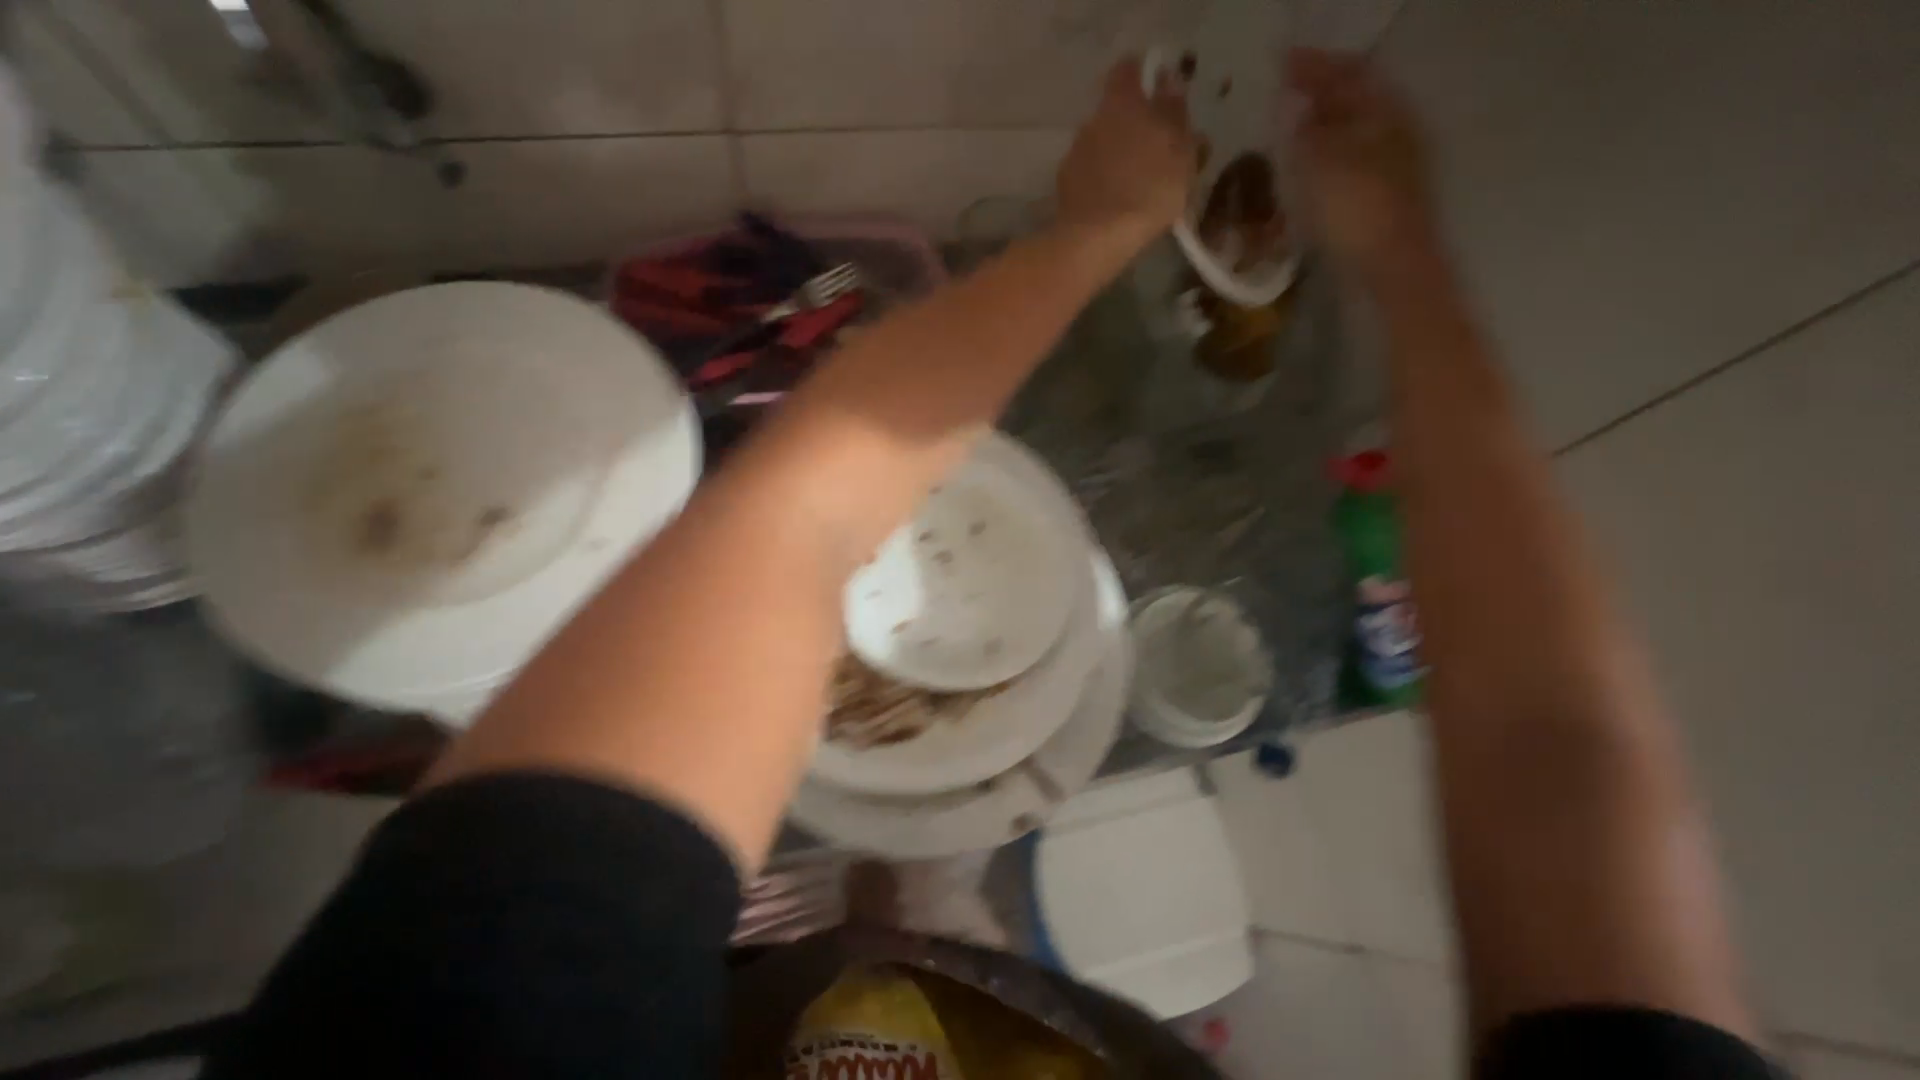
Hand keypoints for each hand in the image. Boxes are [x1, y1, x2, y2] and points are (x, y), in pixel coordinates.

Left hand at [1055, 57, 1197, 246]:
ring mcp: (1075, 153)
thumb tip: (1170, 80)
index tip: (1157, 87)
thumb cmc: (1150, 187)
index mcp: (1122, 103)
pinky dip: (1103, 178)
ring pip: (1102, 142)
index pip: (1128, 69)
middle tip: (1157, 145)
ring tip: (1139, 179)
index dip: (1142, 73)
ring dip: (1118, 153)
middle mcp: (1092, 120)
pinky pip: (1090, 171)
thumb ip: (1174, 112)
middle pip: (1115, 110)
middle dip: (1134, 122)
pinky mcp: (1065, 184)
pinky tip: (1117, 198)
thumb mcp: (1179, 149)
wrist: (1098, 237)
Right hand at [1288, 49, 1437, 276]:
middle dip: (1318, 93)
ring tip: (1287, 128)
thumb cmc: (1355, 208)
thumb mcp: (1320, 161)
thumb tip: (1298, 113)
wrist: (1392, 267)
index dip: (1313, 65)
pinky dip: (1326, 154)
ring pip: (1352, 130)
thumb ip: (1307, 130)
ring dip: (1321, 125)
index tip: (1279, 62)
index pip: (1348, 72)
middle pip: (1354, 99)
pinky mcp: (1385, 196)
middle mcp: (1395, 130)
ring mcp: (1394, 164)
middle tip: (1280, 92)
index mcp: (1384, 111)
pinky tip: (1305, 166)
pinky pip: (1351, 159)